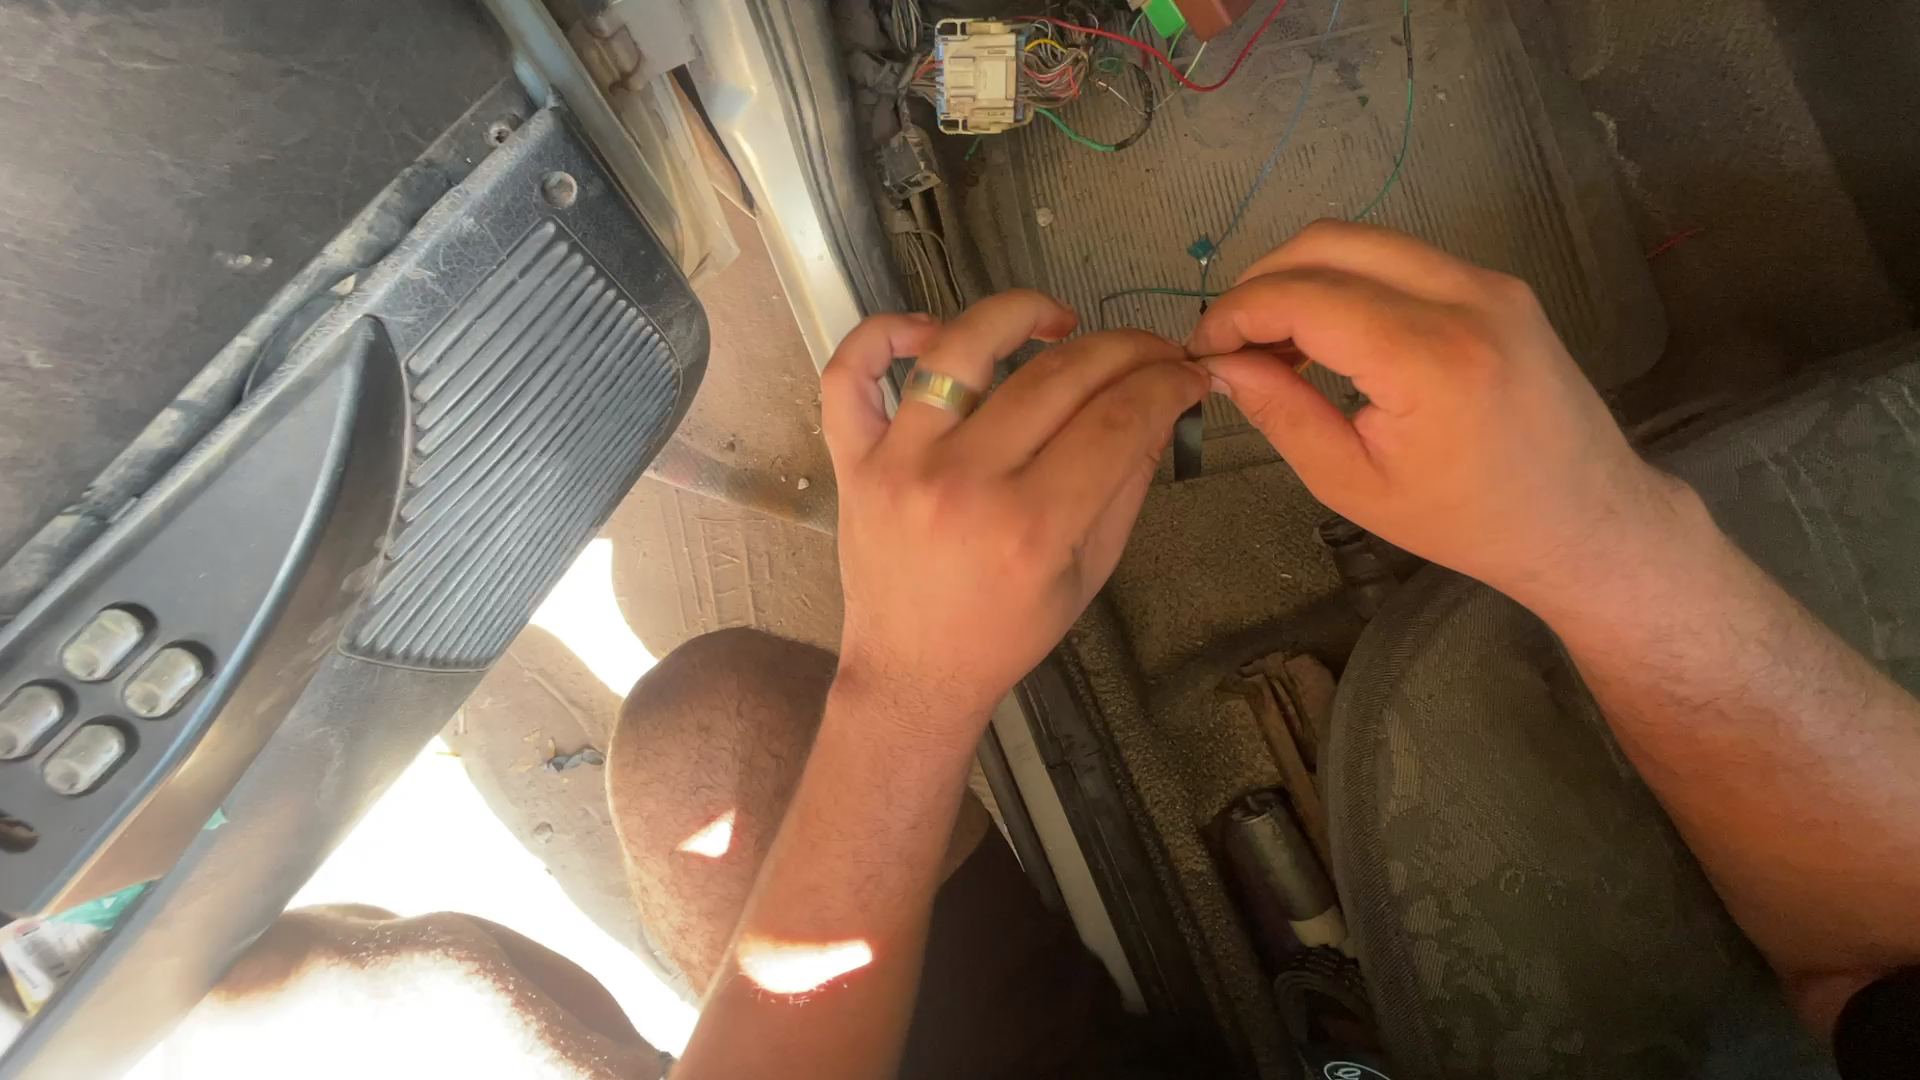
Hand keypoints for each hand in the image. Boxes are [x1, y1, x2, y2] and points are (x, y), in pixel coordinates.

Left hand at [821, 292, 1207, 727]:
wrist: (914, 671)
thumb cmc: (1006, 633)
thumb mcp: (1088, 572)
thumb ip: (1127, 485)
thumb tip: (1160, 406)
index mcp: (1031, 527)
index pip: (1119, 420)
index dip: (1167, 384)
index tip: (1185, 375)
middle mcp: (964, 483)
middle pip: (1058, 377)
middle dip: (1125, 349)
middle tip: (1148, 351)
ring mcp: (899, 465)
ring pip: (960, 348)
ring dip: (1021, 313)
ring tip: (1058, 321)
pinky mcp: (853, 462)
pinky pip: (849, 376)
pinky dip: (881, 335)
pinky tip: (928, 331)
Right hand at [1189, 221, 1689, 606]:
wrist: (1583, 518)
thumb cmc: (1459, 520)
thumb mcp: (1348, 482)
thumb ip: (1279, 412)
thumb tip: (1221, 365)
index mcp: (1427, 357)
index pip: (1302, 295)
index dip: (1234, 314)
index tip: (1200, 350)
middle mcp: (1464, 295)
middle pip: (1328, 241)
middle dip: (1258, 282)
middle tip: (1228, 341)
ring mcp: (1487, 280)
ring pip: (1360, 239)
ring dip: (1296, 278)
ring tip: (1268, 342)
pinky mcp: (1494, 285)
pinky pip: (1394, 257)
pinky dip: (1338, 281)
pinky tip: (1320, 335)